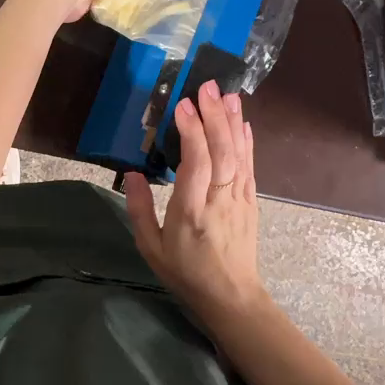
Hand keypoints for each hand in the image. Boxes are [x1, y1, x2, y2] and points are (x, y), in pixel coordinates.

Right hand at [126, 80, 265, 318]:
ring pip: (238, 154)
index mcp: (192, 212)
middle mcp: (219, 200)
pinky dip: (247, 142)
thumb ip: (140, 209)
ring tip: (228, 95)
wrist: (231, 297)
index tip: (183, 105)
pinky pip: (249, 166)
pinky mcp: (251, 202)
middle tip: (208, 86)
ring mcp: (239, 200)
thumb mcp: (151, 247)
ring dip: (233, 122)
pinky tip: (243, 123)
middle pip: (221, 151)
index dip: (191, 132)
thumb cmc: (185, 273)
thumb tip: (133, 173)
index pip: (195, 163)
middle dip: (215, 116)